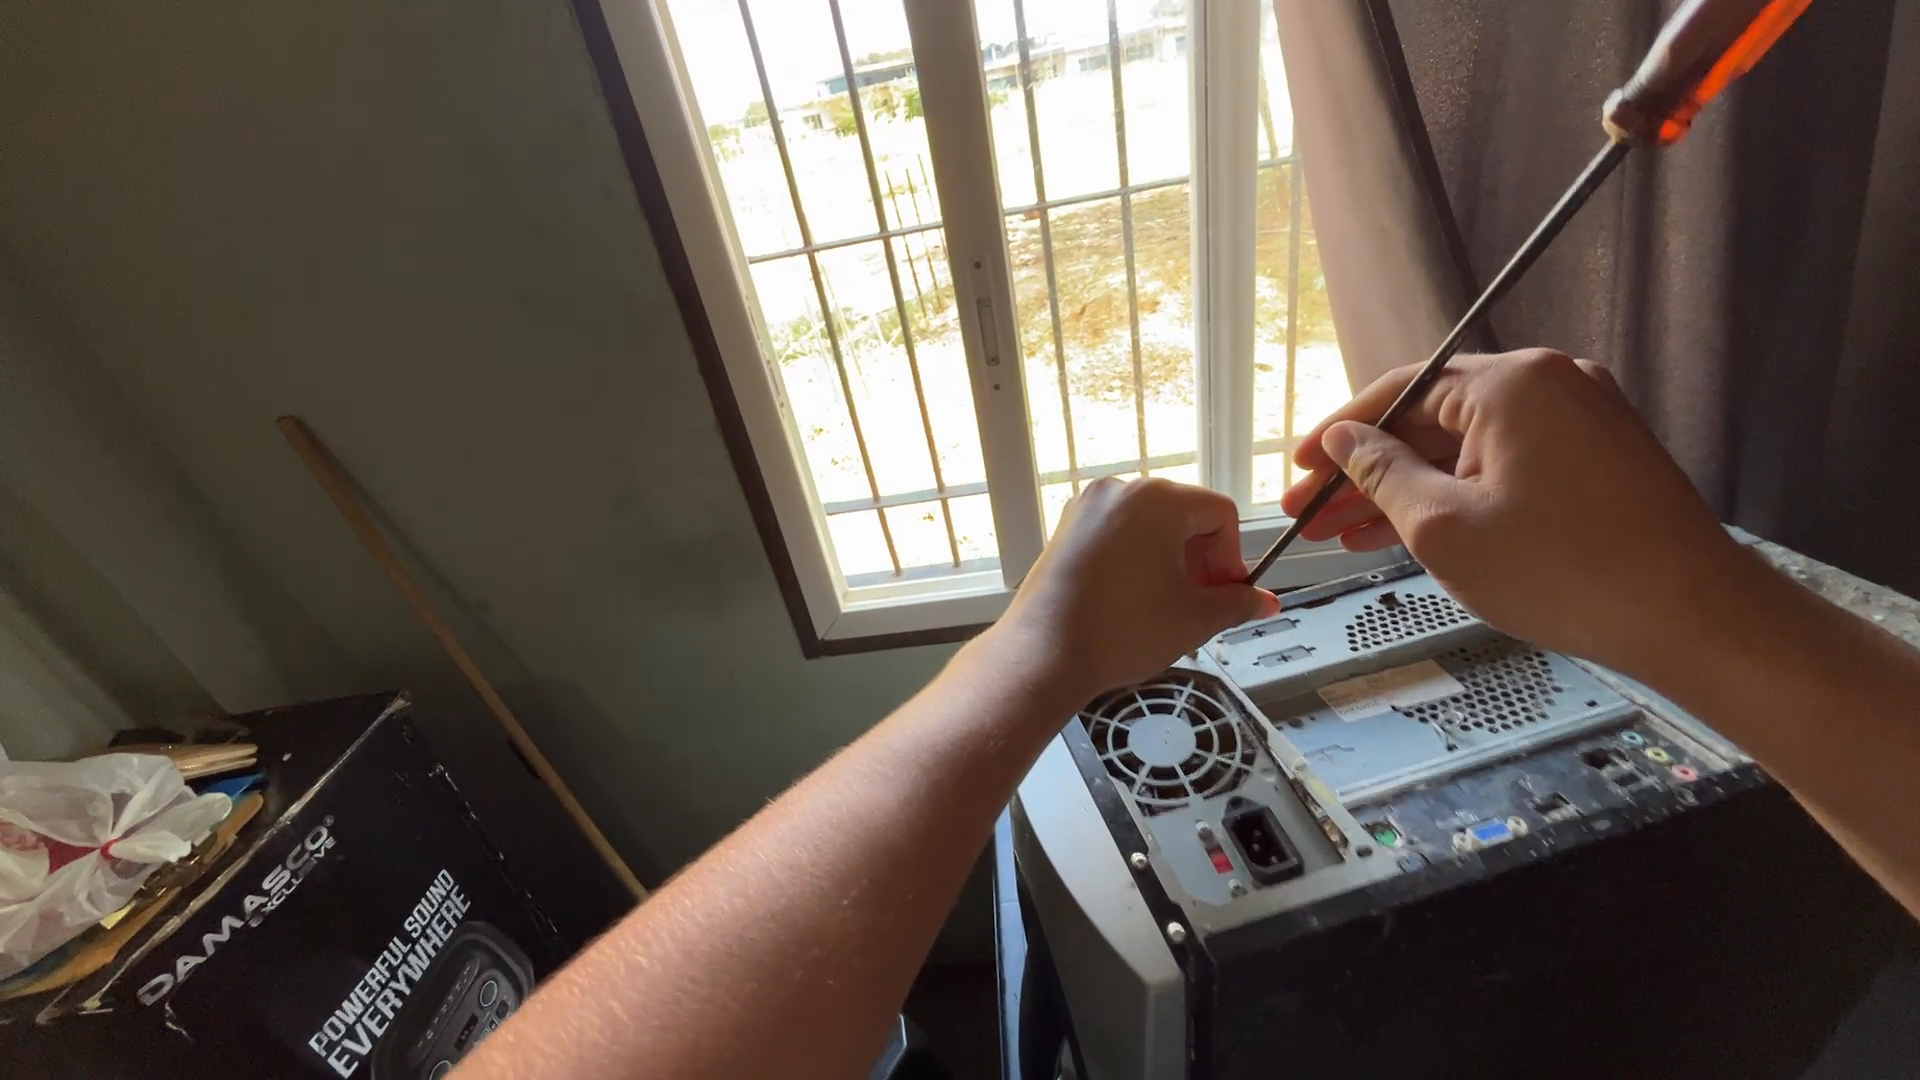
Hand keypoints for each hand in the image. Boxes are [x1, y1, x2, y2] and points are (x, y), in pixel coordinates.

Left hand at [990, 477, 1278, 704]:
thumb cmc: (1120, 632)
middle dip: (1200, 558)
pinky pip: (1116, 532)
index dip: (1232, 557)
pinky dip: (1135, 557)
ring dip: (1168, 559)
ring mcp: (1085, 507)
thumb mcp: (1195, 618)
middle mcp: (1118, 490)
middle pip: (1183, 514)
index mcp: (1156, 499)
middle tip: (1199, 602)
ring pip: (1149, 524)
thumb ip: (1238, 603)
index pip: (1219, 513)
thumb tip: (1264, 601)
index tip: (1226, 593)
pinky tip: (1132, 597)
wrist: (1044, 654)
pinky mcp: (1065, 529)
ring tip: (1165, 604)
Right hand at [1282, 349, 1750, 677]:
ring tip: (1336, 534)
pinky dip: (1444, 499)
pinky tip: (1393, 534)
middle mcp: (1545, 386)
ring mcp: (1573, 422)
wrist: (1694, 623)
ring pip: (1455, 453)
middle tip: (1306, 514)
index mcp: (1511, 384)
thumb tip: (1341, 439)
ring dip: (1395, 492)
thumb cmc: (1557, 569)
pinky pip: (1492, 469)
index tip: (1295, 469)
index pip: (1399, 392)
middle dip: (1360, 474)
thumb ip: (1379, 473)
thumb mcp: (1439, 524)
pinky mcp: (1587, 460)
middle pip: (1424, 424)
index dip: (1337, 433)